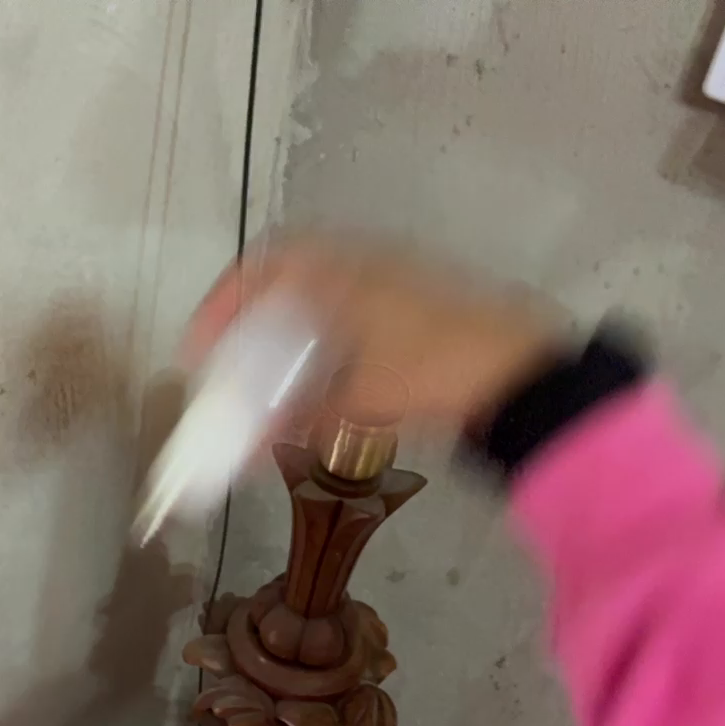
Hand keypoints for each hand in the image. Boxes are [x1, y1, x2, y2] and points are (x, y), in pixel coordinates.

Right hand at [184, 235, 564, 431]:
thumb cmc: (433, 371)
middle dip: (248, 316)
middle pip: (285, 275)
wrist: (524, 370)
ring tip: (268, 370)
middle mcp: (360, 266)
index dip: (221, 303)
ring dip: (284, 326)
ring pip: (316, 291)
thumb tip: (238, 459)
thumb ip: (293, 425)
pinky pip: (344, 307)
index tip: (200, 346)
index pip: (262, 267)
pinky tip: (319, 373)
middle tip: (229, 357)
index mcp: (339, 274)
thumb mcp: (356, 401)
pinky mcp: (410, 303)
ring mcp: (390, 280)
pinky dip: (318, 335)